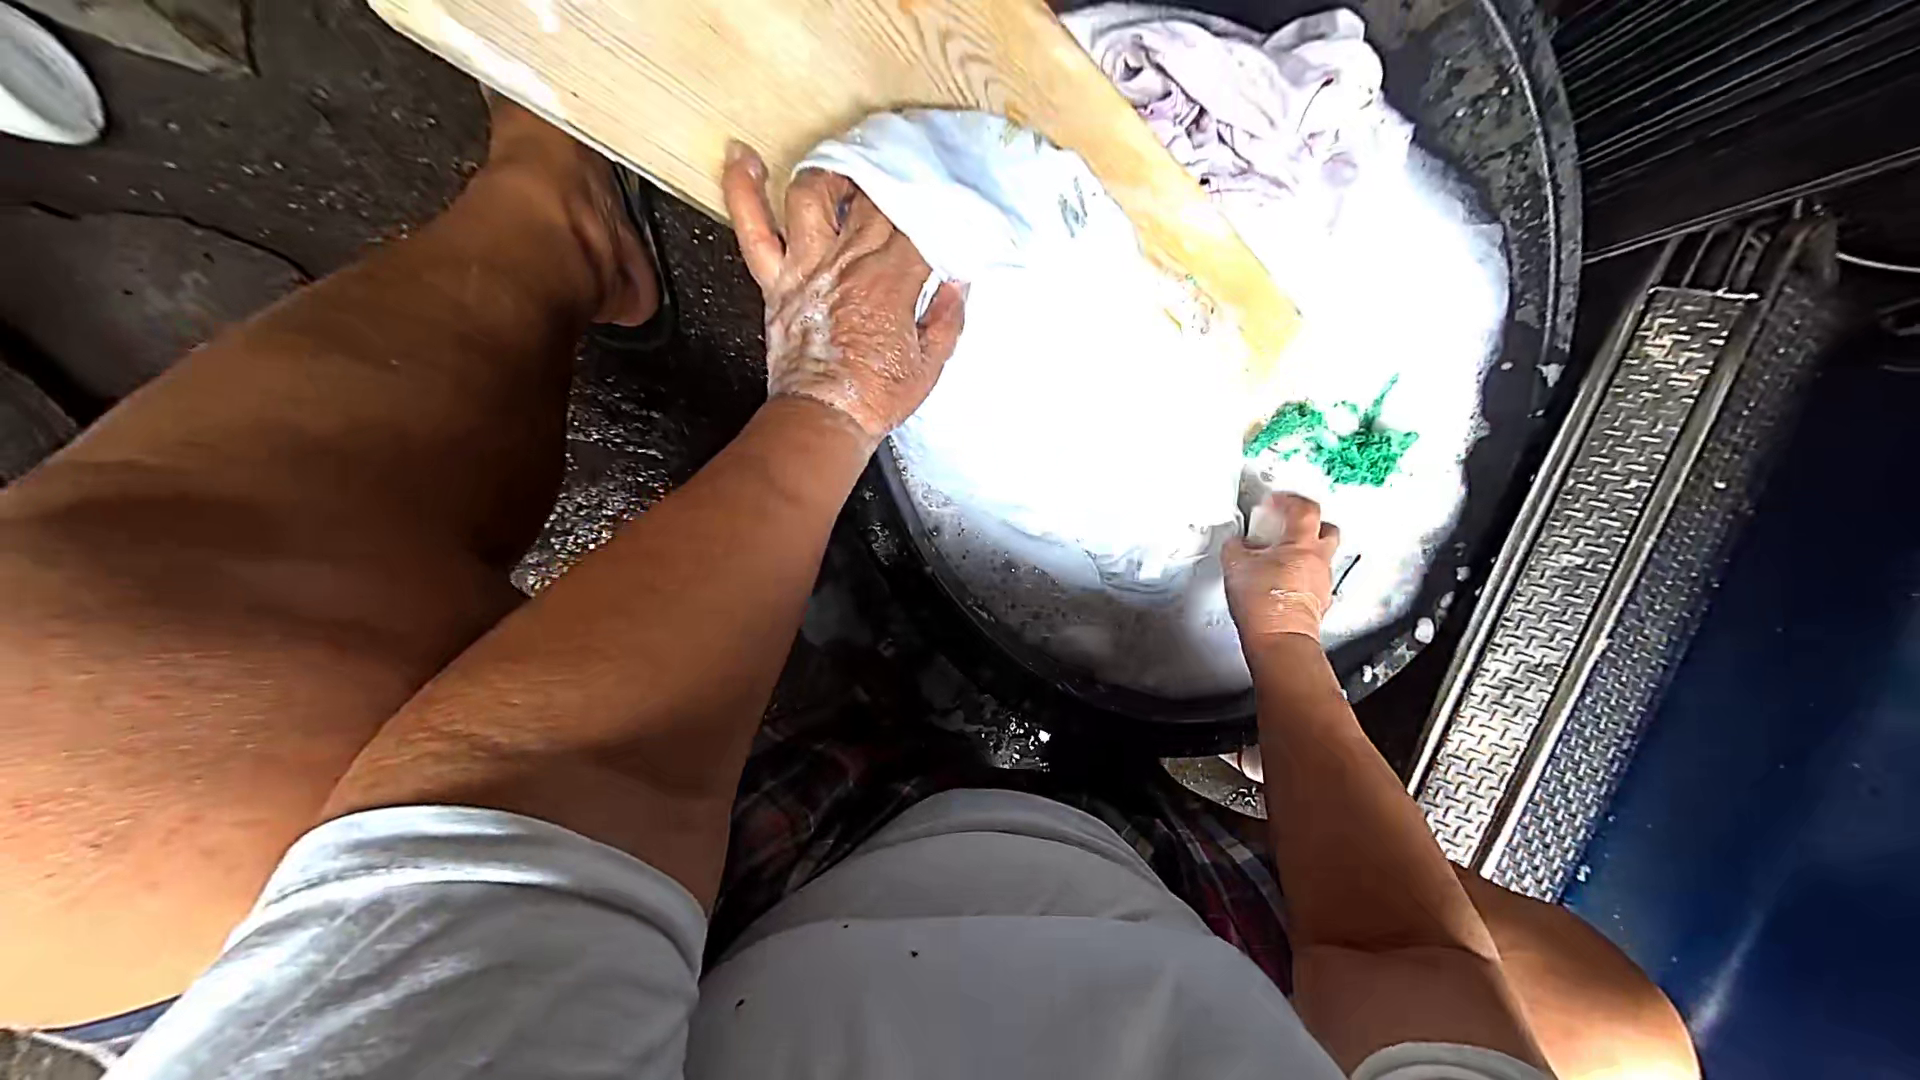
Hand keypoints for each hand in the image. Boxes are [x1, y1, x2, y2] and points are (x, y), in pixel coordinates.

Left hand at [722, 143, 966, 442]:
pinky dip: (742, 190)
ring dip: (828, 174)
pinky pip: (752, 227)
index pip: (917, 222)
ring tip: (842, 173)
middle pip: (870, 197)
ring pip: (812, 194)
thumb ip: (948, 317)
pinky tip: (744, 160)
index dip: (931, 206)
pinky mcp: (777, 280)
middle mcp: (850, 262)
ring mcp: (808, 266)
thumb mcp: (931, 363)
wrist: (826, 416)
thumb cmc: (875, 395)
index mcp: (892, 280)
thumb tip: (959, 283)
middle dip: (888, 176)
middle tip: (899, 169)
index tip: (940, 202)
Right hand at [1224, 493, 1340, 651]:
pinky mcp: (1319, 600)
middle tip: (1288, 525)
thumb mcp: (1235, 565)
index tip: (1275, 501)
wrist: (1278, 638)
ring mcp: (1322, 581)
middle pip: (1326, 529)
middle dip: (1309, 523)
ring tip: (1282, 555)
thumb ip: (1236, 546)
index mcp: (1301, 544)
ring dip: (1306, 550)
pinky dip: (1302, 573)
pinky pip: (1315, 578)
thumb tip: (1237, 543)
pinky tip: (1283, 579)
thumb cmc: (1263, 603)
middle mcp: (1319, 559)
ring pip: (1322, 555)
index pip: (1304, 509)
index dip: (1289, 500)